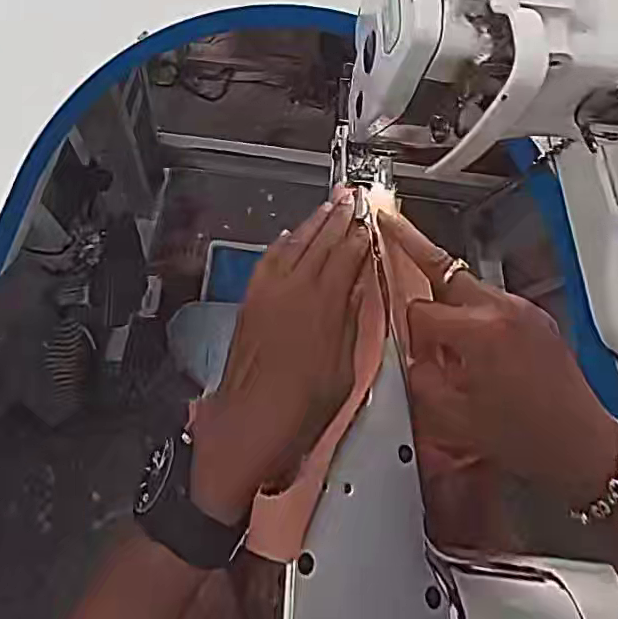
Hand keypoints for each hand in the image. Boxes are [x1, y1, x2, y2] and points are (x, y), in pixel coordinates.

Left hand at [191, 189, 369, 523]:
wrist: (249, 422)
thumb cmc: (303, 404)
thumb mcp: (344, 367)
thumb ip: (351, 320)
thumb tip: (358, 287)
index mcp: (325, 302)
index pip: (347, 254)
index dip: (359, 233)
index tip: (368, 218)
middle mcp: (297, 287)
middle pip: (322, 240)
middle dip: (338, 216)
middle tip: (350, 196)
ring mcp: (271, 290)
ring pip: (295, 243)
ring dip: (313, 221)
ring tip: (328, 204)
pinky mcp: (252, 299)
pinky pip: (269, 259)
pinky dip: (283, 243)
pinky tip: (290, 234)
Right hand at [379, 210, 617, 511]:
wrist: (581, 446)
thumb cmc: (525, 438)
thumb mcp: (453, 418)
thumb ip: (421, 375)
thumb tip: (410, 351)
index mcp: (480, 332)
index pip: (421, 310)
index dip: (409, 332)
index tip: (407, 346)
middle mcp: (503, 309)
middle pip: (444, 268)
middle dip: (413, 246)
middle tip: (390, 222)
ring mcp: (522, 308)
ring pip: (468, 285)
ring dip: (446, 294)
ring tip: (436, 318)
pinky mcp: (535, 316)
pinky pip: (493, 301)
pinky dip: (474, 311)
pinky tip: (472, 341)